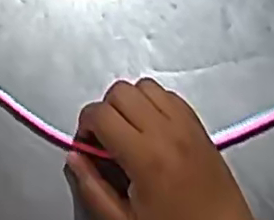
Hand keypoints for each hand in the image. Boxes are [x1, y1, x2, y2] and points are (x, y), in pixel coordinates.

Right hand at [65, 80, 252, 219]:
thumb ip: (94, 189)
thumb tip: (74, 156)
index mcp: (146, 157)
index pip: (100, 114)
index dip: (85, 125)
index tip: (86, 144)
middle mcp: (166, 130)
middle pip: (120, 91)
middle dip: (105, 110)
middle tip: (106, 139)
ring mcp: (185, 123)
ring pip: (143, 85)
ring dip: (130, 102)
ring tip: (130, 130)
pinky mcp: (198, 123)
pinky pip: (168, 93)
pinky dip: (154, 102)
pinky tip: (152, 128)